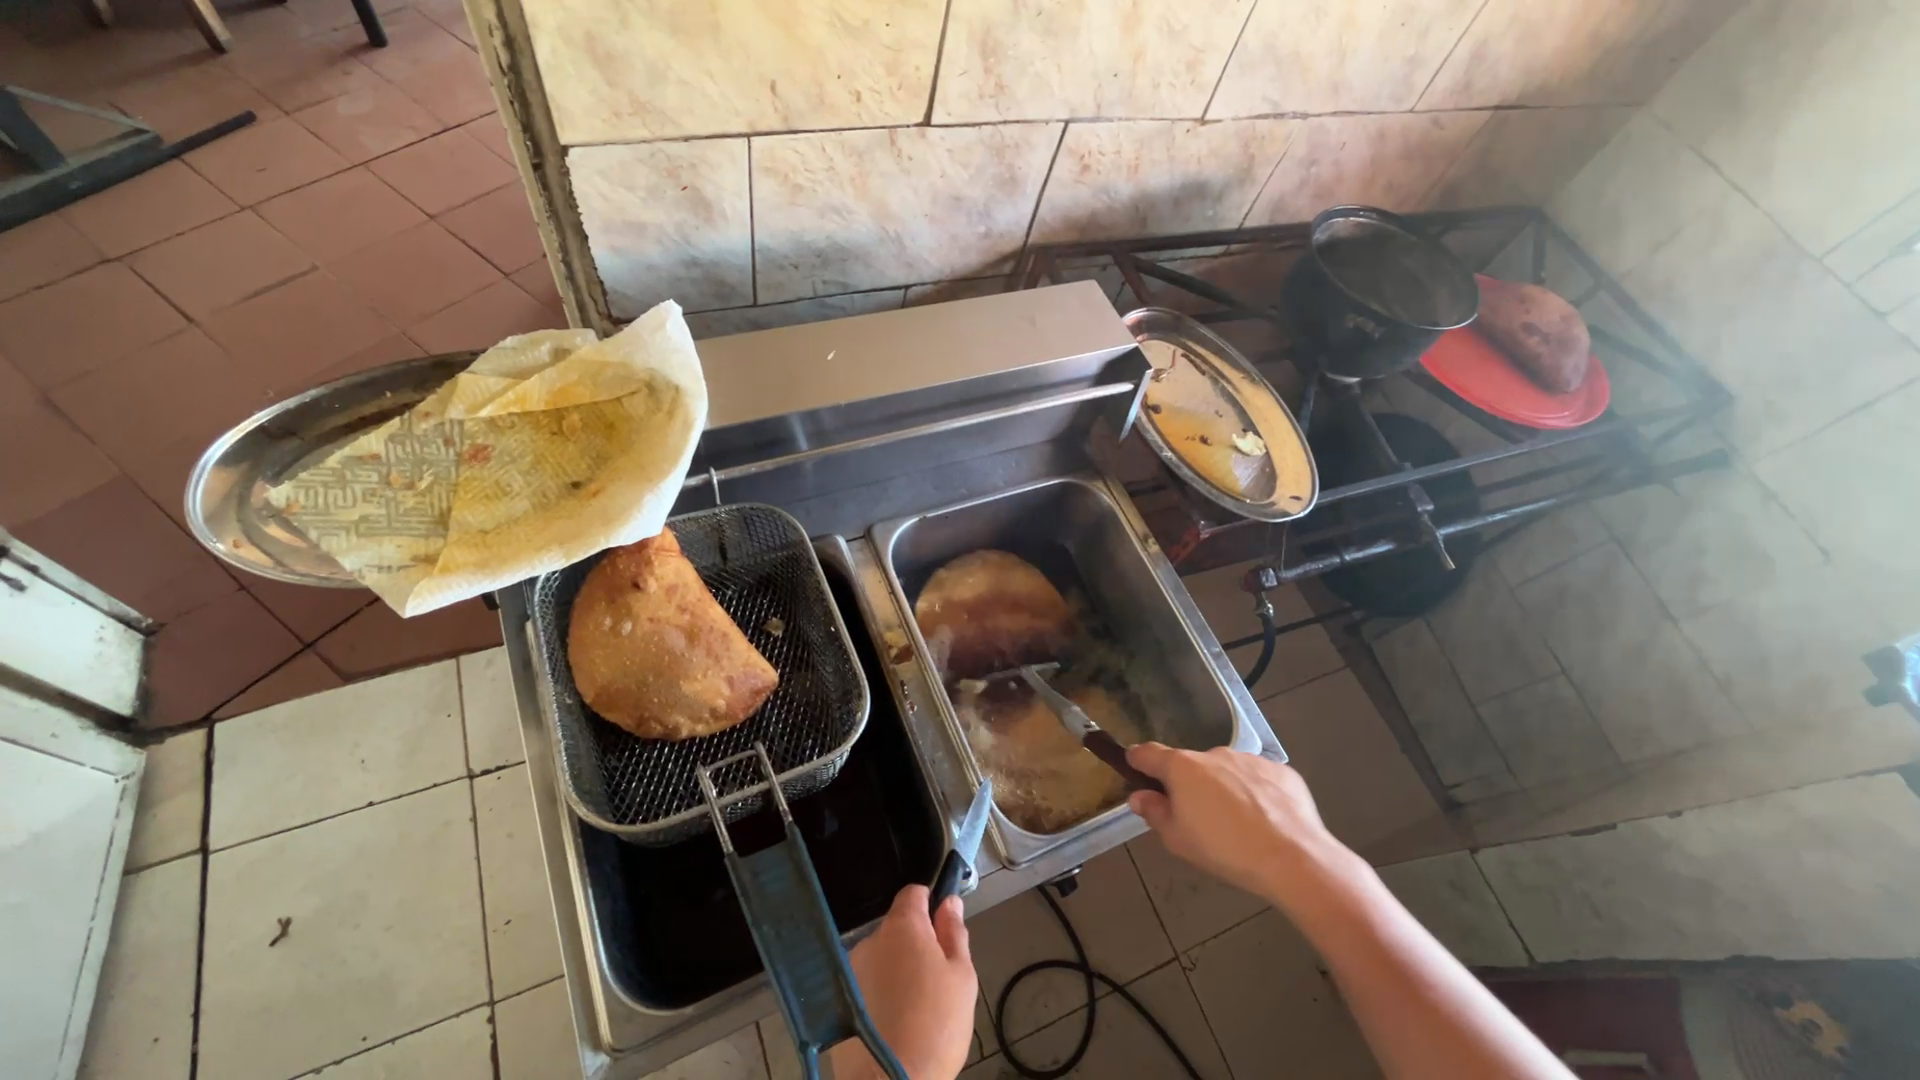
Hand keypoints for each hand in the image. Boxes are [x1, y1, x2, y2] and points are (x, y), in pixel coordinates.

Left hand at [827, 885, 976, 1079]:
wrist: (893, 1079)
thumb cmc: (937, 1024)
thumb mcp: (961, 976)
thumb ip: (954, 933)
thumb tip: (949, 902)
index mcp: (902, 926)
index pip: (913, 893)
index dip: (930, 904)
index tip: (943, 928)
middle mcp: (869, 939)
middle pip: (897, 927)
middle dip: (915, 943)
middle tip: (936, 978)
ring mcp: (851, 969)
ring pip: (881, 957)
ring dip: (895, 969)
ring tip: (914, 1006)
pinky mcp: (839, 998)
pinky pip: (865, 983)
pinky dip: (878, 992)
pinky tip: (893, 1020)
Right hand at [1125, 743, 1349, 906]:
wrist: (1293, 858)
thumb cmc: (1225, 850)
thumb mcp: (1178, 840)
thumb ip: (1154, 813)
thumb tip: (1139, 796)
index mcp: (1182, 768)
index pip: (1149, 753)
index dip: (1138, 760)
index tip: (1135, 766)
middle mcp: (1214, 754)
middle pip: (1192, 766)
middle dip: (1190, 785)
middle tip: (1198, 818)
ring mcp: (1250, 759)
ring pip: (1227, 771)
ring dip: (1225, 789)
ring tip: (1238, 825)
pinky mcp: (1281, 771)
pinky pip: (1259, 779)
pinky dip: (1257, 794)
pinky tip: (1266, 822)